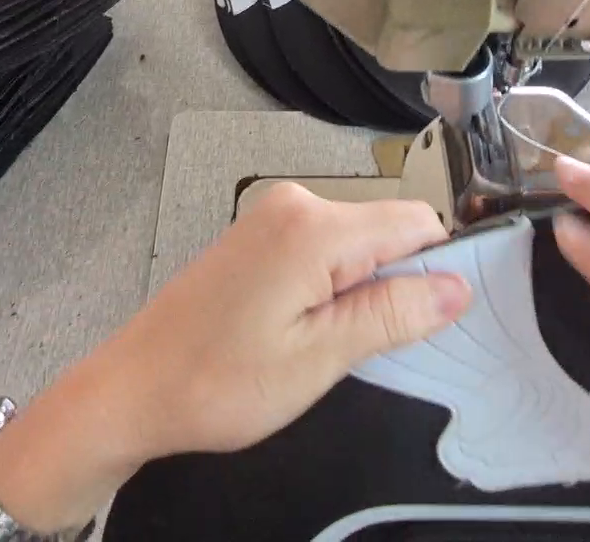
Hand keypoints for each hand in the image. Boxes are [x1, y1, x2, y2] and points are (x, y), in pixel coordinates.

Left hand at [0, 184, 469, 531]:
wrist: (135, 386)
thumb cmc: (212, 380)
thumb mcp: (318, 358)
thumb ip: (393, 314)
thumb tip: (454, 287)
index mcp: (313, 227)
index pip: (417, 221)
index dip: (439, 266)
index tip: (435, 314)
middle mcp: (296, 205)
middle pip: (389, 229)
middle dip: (396, 283)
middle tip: (364, 342)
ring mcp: (276, 214)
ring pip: (360, 239)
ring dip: (362, 287)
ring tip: (323, 339)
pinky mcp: (265, 231)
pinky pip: (329, 244)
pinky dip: (335, 281)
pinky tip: (305, 323)